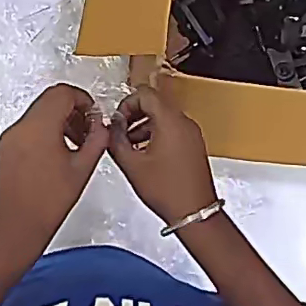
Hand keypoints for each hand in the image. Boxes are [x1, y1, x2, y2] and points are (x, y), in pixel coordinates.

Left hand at [0, 84, 107, 244]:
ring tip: (74, 143)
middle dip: (72, 110)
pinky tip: (57, 152)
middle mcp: (21, 128)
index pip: (62, 93)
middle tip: (87, 128)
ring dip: (59, 120)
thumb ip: (97, 139)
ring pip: (38, 113)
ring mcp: (10, 137)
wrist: (21, 222)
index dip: (83, 100)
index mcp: (40, 128)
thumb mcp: (84, 167)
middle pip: (49, 100)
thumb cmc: (50, 200)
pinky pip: (27, 128)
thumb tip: (101, 126)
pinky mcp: (4, 147)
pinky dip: (44, 131)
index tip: (92, 114)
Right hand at [108, 86, 218, 225]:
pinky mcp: (194, 144)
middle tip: (120, 131)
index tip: (118, 120)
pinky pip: (172, 129)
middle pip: (155, 103)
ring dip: (143, 126)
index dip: (126, 104)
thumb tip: (111, 128)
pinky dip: (156, 134)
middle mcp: (184, 123)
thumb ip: (116, 140)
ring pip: (163, 117)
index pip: (146, 94)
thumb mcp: (132, 165)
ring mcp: (191, 133)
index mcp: (170, 122)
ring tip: (129, 146)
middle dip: (133, 115)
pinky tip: (144, 153)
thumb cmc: (168, 191)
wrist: (194, 211)